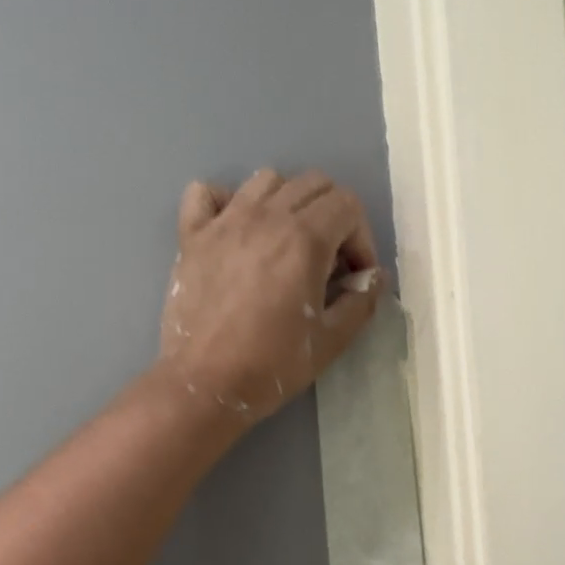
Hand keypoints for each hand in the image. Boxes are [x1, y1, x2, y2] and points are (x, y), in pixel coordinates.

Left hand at [158, 169, 385, 421]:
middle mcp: (265, 217)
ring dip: (285, 201)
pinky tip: (233, 229)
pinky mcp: (191, 237)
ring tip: (284, 242)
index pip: (347, 204)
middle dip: (331, 215)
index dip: (361, 238)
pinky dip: (222, 201)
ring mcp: (224, 222)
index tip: (353, 276)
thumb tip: (372, 278)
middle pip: (312, 183)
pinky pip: (204, 193)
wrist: (204, 384)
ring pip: (265, 180)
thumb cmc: (271, 365)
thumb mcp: (330, 341)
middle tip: (326, 261)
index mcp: (304, 239)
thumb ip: (360, 301)